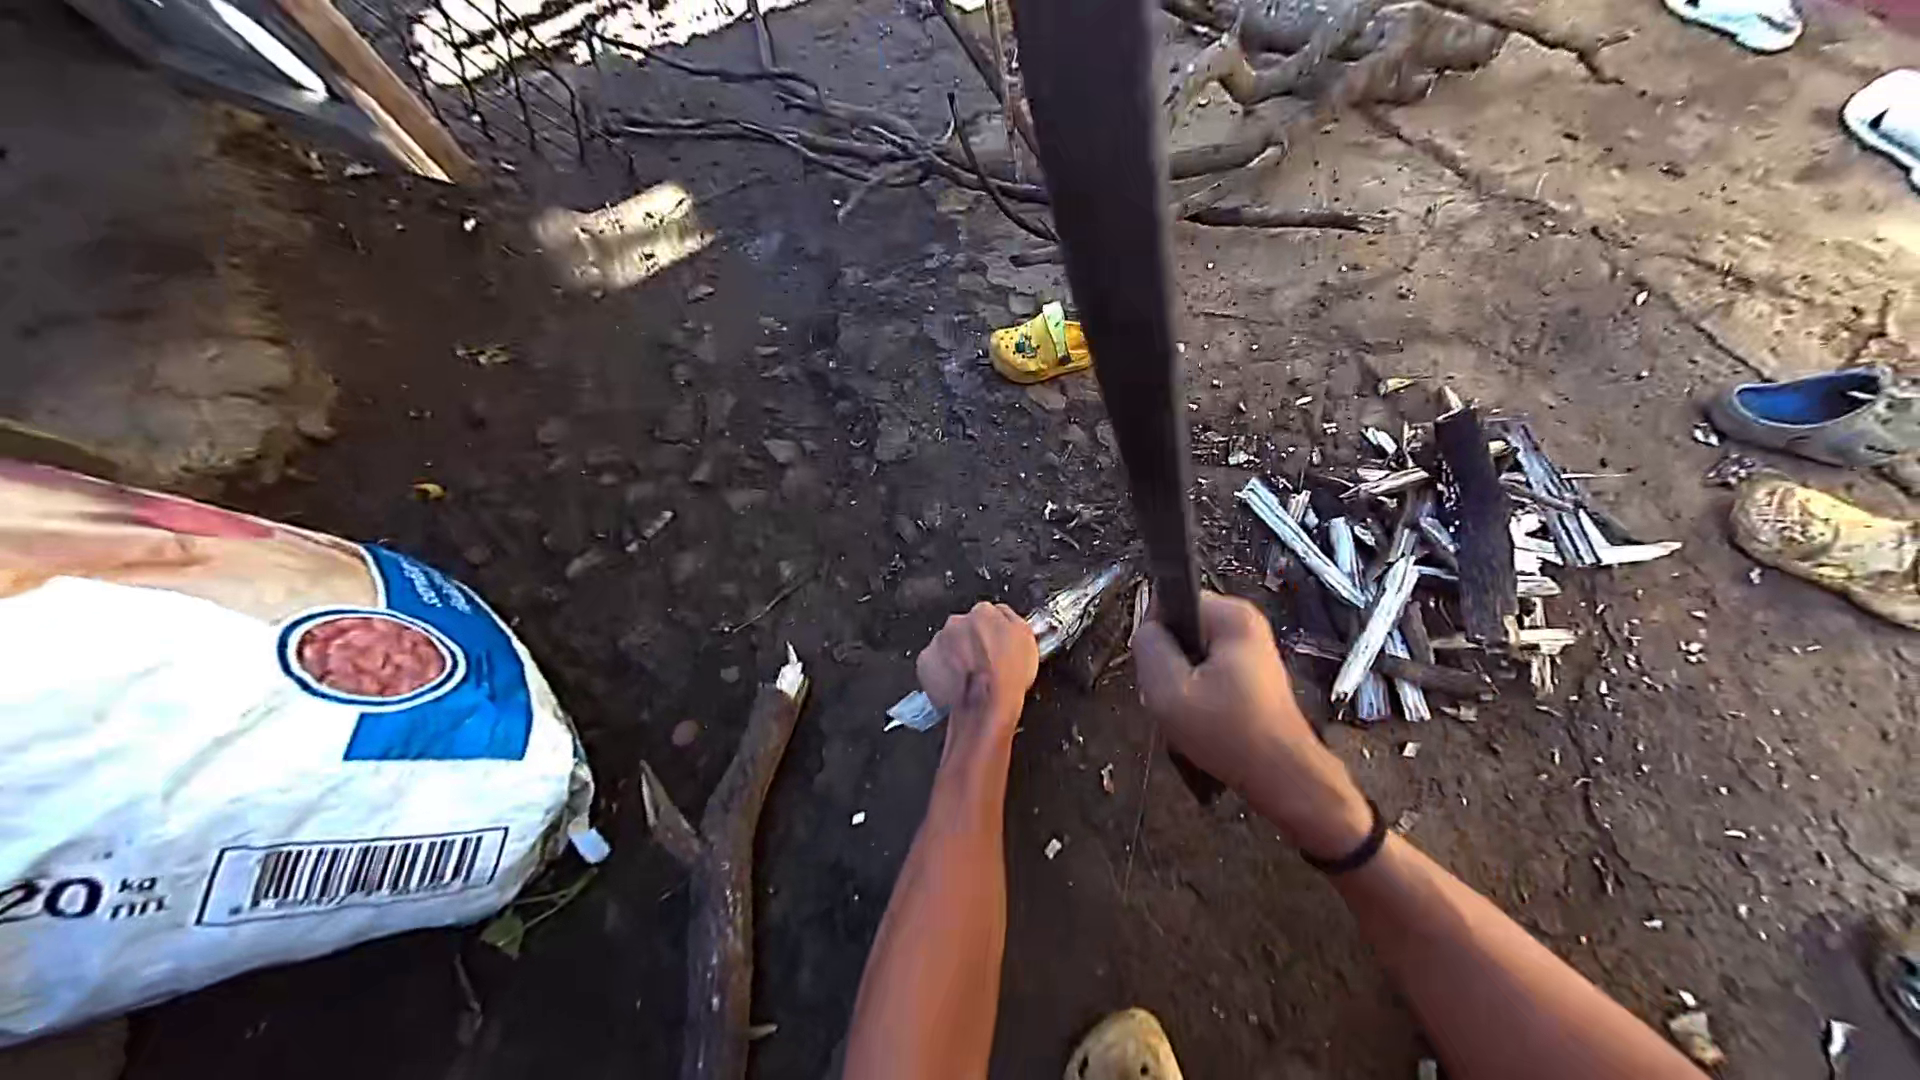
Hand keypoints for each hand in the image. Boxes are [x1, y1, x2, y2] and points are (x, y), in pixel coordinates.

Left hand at [916, 602, 1039, 736]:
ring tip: (969, 677)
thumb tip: (1004, 615)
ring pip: (947, 644)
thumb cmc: (1008, 677)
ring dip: (955, 656)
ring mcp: (938, 641)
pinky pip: (933, 662)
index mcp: (983, 613)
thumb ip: (1011, 620)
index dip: (991, 632)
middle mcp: (957, 622)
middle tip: (982, 663)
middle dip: (970, 642)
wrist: (986, 706)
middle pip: (963, 628)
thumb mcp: (1027, 640)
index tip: (993, 645)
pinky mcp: (925, 662)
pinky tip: (955, 683)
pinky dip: (941, 670)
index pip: (985, 615)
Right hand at [1133, 592, 1370, 860]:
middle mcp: (1245, 622)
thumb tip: (1147, 628)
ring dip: (1180, 681)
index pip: (1169, 602)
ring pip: (1191, 651)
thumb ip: (1147, 646)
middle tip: (1174, 698)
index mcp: (1231, 616)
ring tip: (1188, 712)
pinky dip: (1198, 691)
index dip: (1156, 636)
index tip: (1161, 673)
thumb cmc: (1227, 734)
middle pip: (1181, 627)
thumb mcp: (1168, 690)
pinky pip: (1207, 667)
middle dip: (1168, 662)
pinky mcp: (1252, 670)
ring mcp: (1251, 646)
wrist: (1282, 778)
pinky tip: (1202, 718)